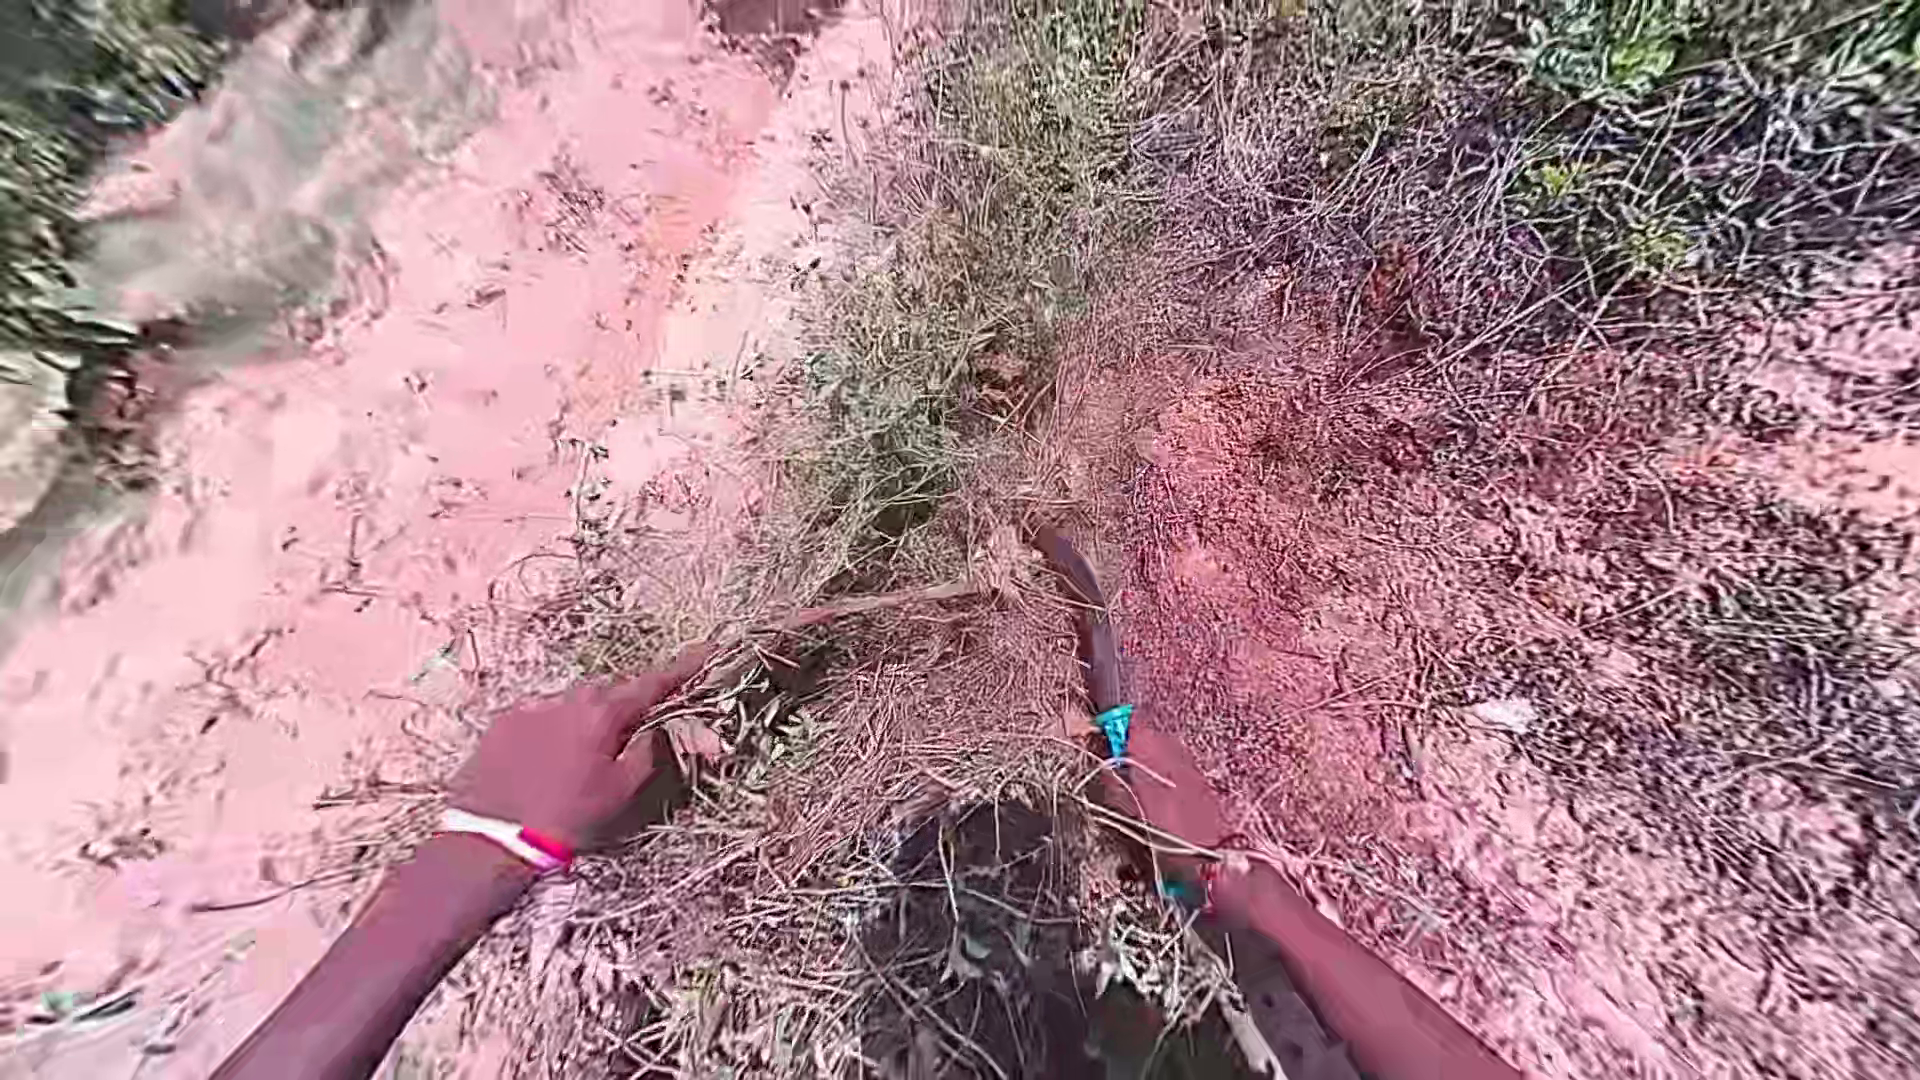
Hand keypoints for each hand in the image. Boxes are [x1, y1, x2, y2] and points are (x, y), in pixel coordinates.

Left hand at [448, 646, 710, 847]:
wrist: (484, 845)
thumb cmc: (566, 819)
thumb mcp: (622, 790)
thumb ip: (652, 751)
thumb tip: (667, 727)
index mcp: (605, 713)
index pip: (656, 682)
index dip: (686, 666)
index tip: (709, 649)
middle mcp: (570, 698)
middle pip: (615, 688)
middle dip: (631, 700)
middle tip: (639, 725)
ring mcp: (533, 707)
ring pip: (579, 698)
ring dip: (593, 713)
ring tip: (589, 748)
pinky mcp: (504, 721)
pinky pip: (545, 710)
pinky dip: (559, 723)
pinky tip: (551, 754)